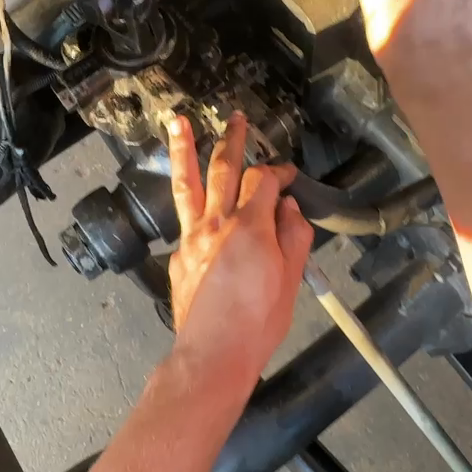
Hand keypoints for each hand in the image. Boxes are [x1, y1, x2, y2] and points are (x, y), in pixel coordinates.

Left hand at [163, 112, 313, 382]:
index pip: (263, 181)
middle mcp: (217, 222)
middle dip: (233, 139)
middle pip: (224, 168)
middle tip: (235, 117)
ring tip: (178, 121)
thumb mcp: (291, 280)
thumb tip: (289, 206)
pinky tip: (190, 192)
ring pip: (188, 183)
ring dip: (184, 149)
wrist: (213, 354)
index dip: (277, 171)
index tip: (288, 174)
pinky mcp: (178, 253)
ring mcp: (192, 236)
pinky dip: (188, 199)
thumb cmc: (260, 322)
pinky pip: (184, 216)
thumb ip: (293, 236)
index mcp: (250, 226)